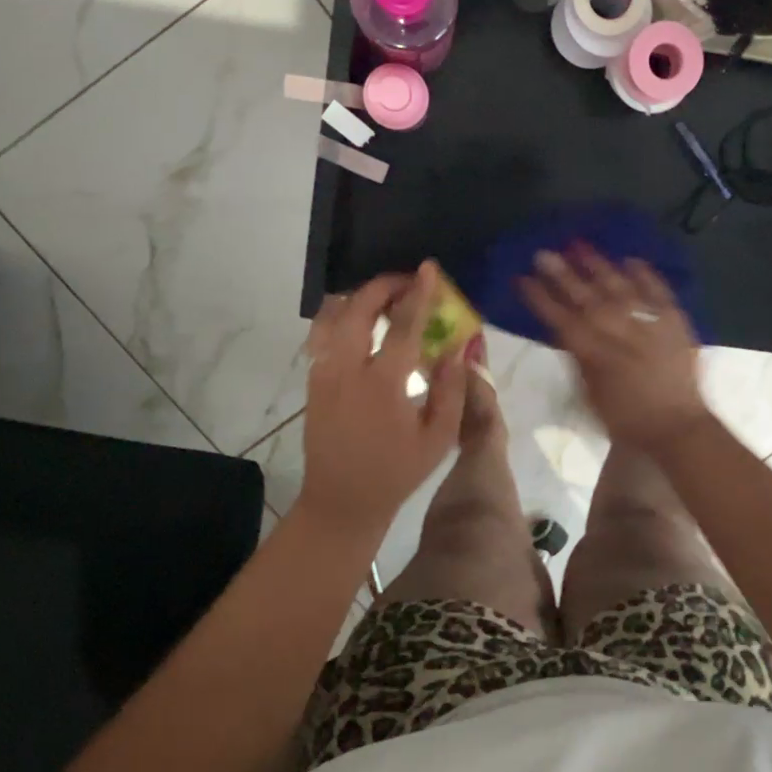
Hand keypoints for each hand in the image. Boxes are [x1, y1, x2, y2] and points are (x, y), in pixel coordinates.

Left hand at [300, 262, 466, 532]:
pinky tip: (364, 324)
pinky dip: (343, 317)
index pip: (401, 325)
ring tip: (383, 300)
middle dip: (383, 286)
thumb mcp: (438, 438)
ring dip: (358, 298)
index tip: (428, 269)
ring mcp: (323, 373)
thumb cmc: (396, 473)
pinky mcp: (313, 381)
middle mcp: (346, 370)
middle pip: (357, 307)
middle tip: (407, 283)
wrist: (341, 502)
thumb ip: (451, 389)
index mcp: (382, 384)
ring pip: (332, 315)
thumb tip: (458, 347)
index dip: (418, 293)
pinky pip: (323, 333)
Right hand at [518, 244, 713, 449]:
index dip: (540, 298)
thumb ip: (578, 363)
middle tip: (543, 253)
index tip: (522, 278)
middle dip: (562, 275)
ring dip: (598, 266)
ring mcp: (648, 324)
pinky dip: (644, 275)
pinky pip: (658, 291)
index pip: (560, 319)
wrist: (677, 428)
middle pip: (586, 298)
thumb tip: (565, 335)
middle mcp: (618, 333)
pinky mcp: (674, 321)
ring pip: (619, 288)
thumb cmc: (627, 421)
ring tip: (579, 246)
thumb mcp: (590, 397)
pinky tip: (630, 260)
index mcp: (593, 354)